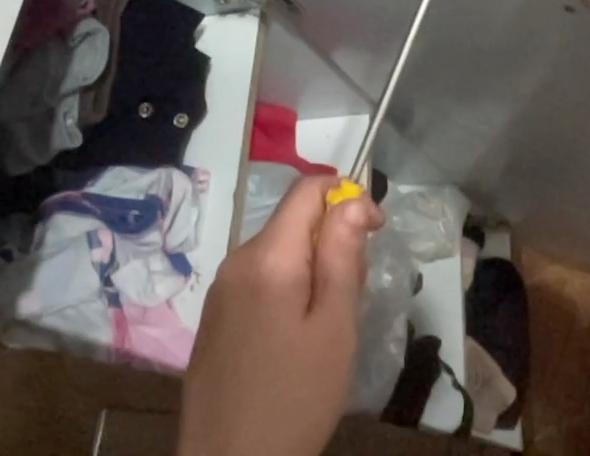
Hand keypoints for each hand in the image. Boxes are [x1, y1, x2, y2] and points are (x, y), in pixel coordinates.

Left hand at [178, 176, 382, 455]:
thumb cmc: (295, 399)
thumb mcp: (334, 329)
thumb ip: (343, 257)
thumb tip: (353, 199)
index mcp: (268, 256)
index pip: (306, 189)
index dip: (346, 197)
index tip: (375, 232)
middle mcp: (237, 258)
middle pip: (292, 221)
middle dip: (330, 240)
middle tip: (351, 295)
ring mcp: (221, 287)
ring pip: (277, 250)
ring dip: (310, 265)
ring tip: (327, 323)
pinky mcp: (215, 313)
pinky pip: (258, 277)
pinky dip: (285, 286)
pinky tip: (295, 337)